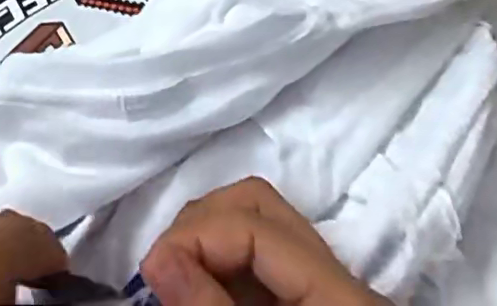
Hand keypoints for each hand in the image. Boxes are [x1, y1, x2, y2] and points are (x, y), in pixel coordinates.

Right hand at [140, 178, 388, 305]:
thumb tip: (156, 259)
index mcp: (345, 289)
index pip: (254, 221)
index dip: (193, 235)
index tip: (152, 271)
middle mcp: (341, 275)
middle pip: (257, 202)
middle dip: (200, 222)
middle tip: (165, 267)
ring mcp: (331, 289)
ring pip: (259, 224)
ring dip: (209, 239)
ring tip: (178, 275)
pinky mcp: (316, 303)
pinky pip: (264, 263)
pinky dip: (225, 265)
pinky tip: (203, 287)